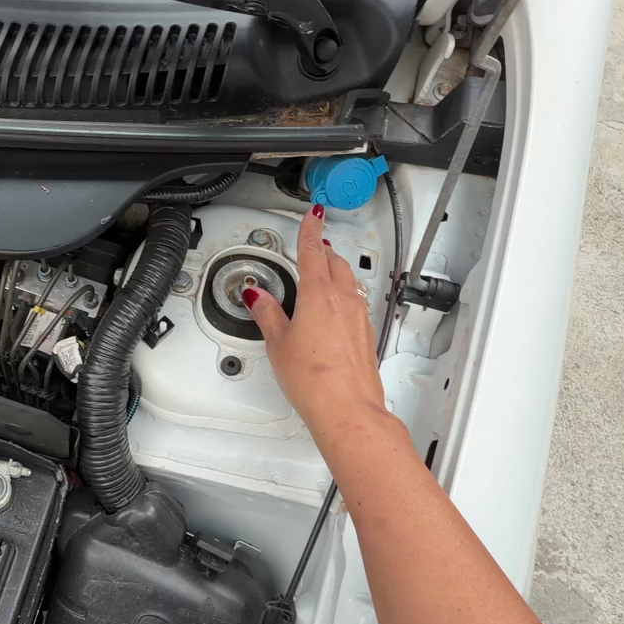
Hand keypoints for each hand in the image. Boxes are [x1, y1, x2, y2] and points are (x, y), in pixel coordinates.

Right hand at [243, 204, 392, 463]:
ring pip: (349, 281)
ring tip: (323, 271)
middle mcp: (344, 301)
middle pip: (336, 262)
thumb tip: (257, 297)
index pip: (313, 251)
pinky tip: (334, 307)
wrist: (347, 409)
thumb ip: (267, 313)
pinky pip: (355, 303)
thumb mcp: (278, 342)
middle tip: (314, 242)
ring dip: (336, 270)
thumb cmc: (314, 378)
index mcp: (319, 294)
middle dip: (324, 249)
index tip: (312, 215)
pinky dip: (344, 295)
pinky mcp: (366, 335)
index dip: (310, 230)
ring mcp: (359, 318)